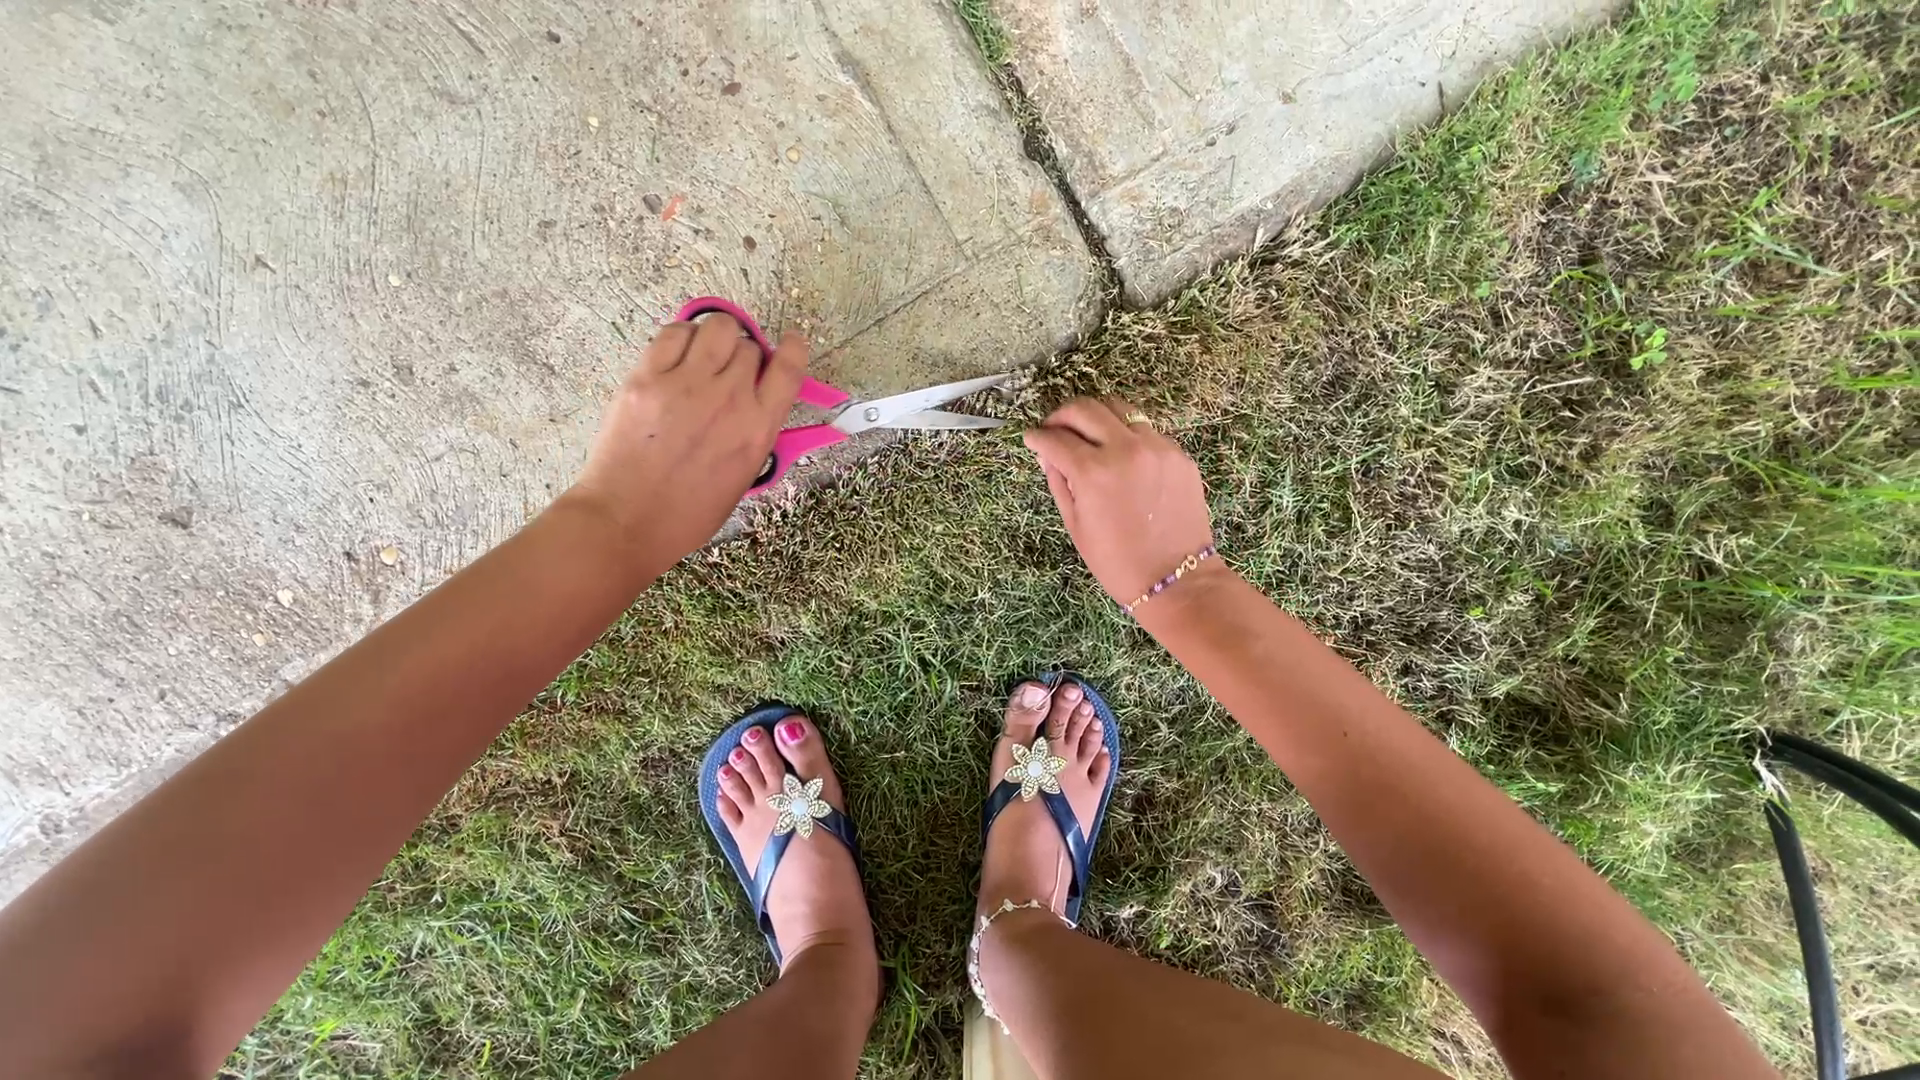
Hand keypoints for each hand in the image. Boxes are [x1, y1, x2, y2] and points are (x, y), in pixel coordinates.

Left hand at [568, 313, 806, 561]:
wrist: (627, 521)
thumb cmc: (688, 513)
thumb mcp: (743, 477)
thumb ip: (755, 433)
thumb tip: (755, 401)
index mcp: (758, 429)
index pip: (789, 369)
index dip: (793, 348)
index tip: (791, 341)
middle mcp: (729, 399)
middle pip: (749, 347)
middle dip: (744, 355)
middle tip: (728, 370)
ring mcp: (686, 384)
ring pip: (716, 328)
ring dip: (716, 337)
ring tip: (703, 355)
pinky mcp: (646, 377)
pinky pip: (673, 333)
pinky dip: (682, 336)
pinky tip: (677, 354)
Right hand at [1022, 398, 1214, 605]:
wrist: (1175, 578)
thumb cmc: (1117, 561)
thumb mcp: (1076, 525)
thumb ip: (1059, 482)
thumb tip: (1048, 455)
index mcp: (1093, 472)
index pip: (1055, 439)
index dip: (1037, 437)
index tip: (1032, 438)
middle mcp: (1125, 449)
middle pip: (1085, 408)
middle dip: (1061, 415)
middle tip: (1053, 428)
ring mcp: (1157, 447)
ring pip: (1119, 409)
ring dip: (1096, 416)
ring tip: (1086, 433)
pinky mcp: (1178, 454)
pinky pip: (1145, 430)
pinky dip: (1125, 435)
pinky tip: (1120, 456)